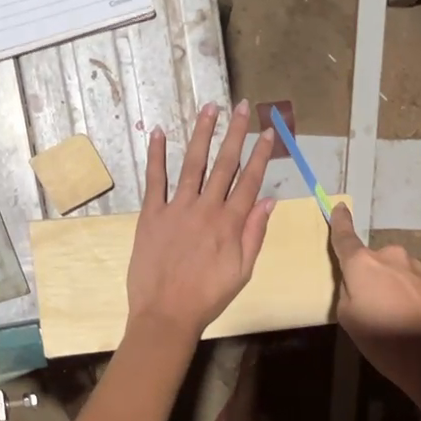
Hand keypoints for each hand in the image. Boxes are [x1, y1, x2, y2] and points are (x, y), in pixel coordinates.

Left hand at [126, 101, 276, 343]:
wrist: (166, 313)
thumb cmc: (208, 297)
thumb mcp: (242, 271)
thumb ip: (255, 233)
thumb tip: (269, 200)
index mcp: (231, 223)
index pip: (250, 180)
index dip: (261, 155)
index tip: (268, 132)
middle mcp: (207, 208)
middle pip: (224, 164)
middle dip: (235, 133)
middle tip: (241, 106)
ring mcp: (177, 208)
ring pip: (193, 164)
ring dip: (202, 134)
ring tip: (209, 108)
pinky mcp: (152, 214)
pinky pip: (155, 179)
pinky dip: (157, 155)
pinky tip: (160, 132)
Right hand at [328, 204, 420, 394]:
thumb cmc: (383, 338)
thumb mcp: (348, 319)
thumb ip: (347, 292)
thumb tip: (357, 284)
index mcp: (363, 263)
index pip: (345, 237)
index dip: (340, 222)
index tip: (340, 206)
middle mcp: (390, 257)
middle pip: (370, 261)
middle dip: (367, 277)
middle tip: (366, 306)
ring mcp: (415, 268)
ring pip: (391, 273)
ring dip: (387, 288)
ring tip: (389, 319)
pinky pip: (408, 284)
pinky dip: (403, 297)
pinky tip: (406, 320)